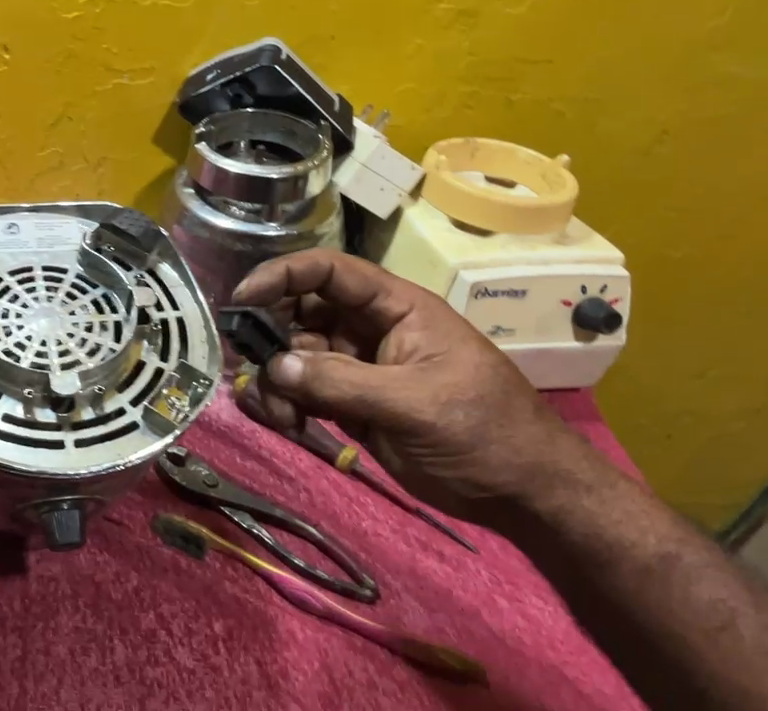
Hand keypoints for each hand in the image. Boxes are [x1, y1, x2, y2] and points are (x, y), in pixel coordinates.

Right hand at [231, 249, 602, 521]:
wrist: (524, 495)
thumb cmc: (484, 432)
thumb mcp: (416, 403)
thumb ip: (343, 383)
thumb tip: (274, 366)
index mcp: (396, 308)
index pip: (329, 272)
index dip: (283, 275)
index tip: (243, 299)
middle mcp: (370, 329)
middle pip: (301, 312)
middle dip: (271, 336)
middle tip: (249, 367)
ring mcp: (360, 367)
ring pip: (296, 356)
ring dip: (277, 381)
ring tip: (281, 416)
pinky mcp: (353, 403)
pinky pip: (305, 392)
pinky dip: (288, 405)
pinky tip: (293, 427)